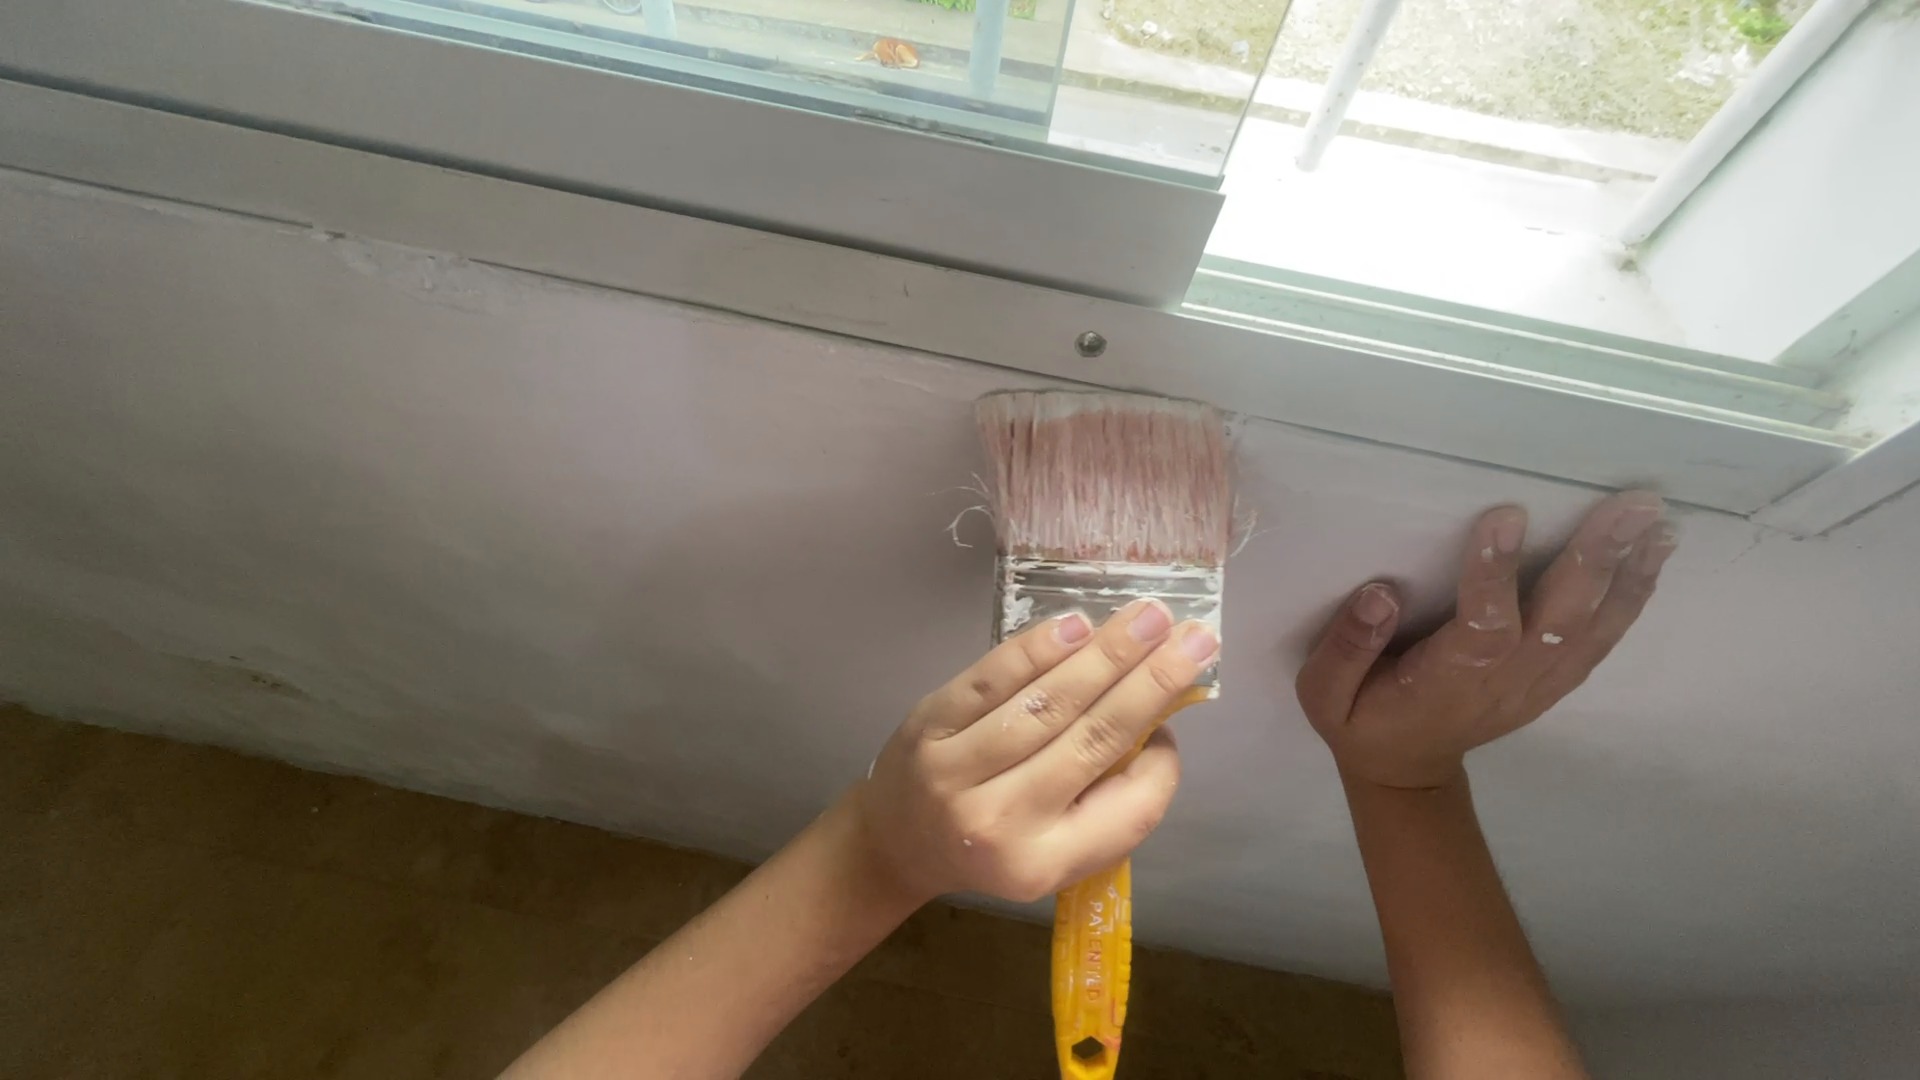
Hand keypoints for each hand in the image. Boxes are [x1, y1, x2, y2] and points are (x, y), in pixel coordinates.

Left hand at [848, 600, 1220, 903]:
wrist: (896, 839)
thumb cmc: (988, 845)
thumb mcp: (1050, 849)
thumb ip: (1103, 799)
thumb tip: (1157, 724)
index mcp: (1043, 864)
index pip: (1127, 810)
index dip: (1164, 764)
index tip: (1179, 719)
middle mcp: (1002, 820)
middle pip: (1093, 740)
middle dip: (1152, 683)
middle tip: (1196, 638)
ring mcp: (959, 769)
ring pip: (1047, 703)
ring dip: (1106, 656)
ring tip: (1148, 618)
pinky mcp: (930, 723)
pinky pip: (992, 678)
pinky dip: (1036, 650)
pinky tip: (1077, 625)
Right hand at [1296, 492, 1676, 789]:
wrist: (1405, 770)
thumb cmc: (1358, 722)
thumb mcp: (1324, 692)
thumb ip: (1347, 647)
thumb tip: (1381, 593)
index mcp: (1442, 683)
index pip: (1482, 629)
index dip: (1495, 575)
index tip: (1507, 516)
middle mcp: (1501, 685)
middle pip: (1557, 623)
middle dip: (1594, 560)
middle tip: (1630, 505)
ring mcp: (1534, 688)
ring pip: (1589, 631)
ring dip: (1626, 575)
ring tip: (1655, 522)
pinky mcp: (1549, 684)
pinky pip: (1597, 642)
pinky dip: (1629, 600)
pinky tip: (1649, 560)